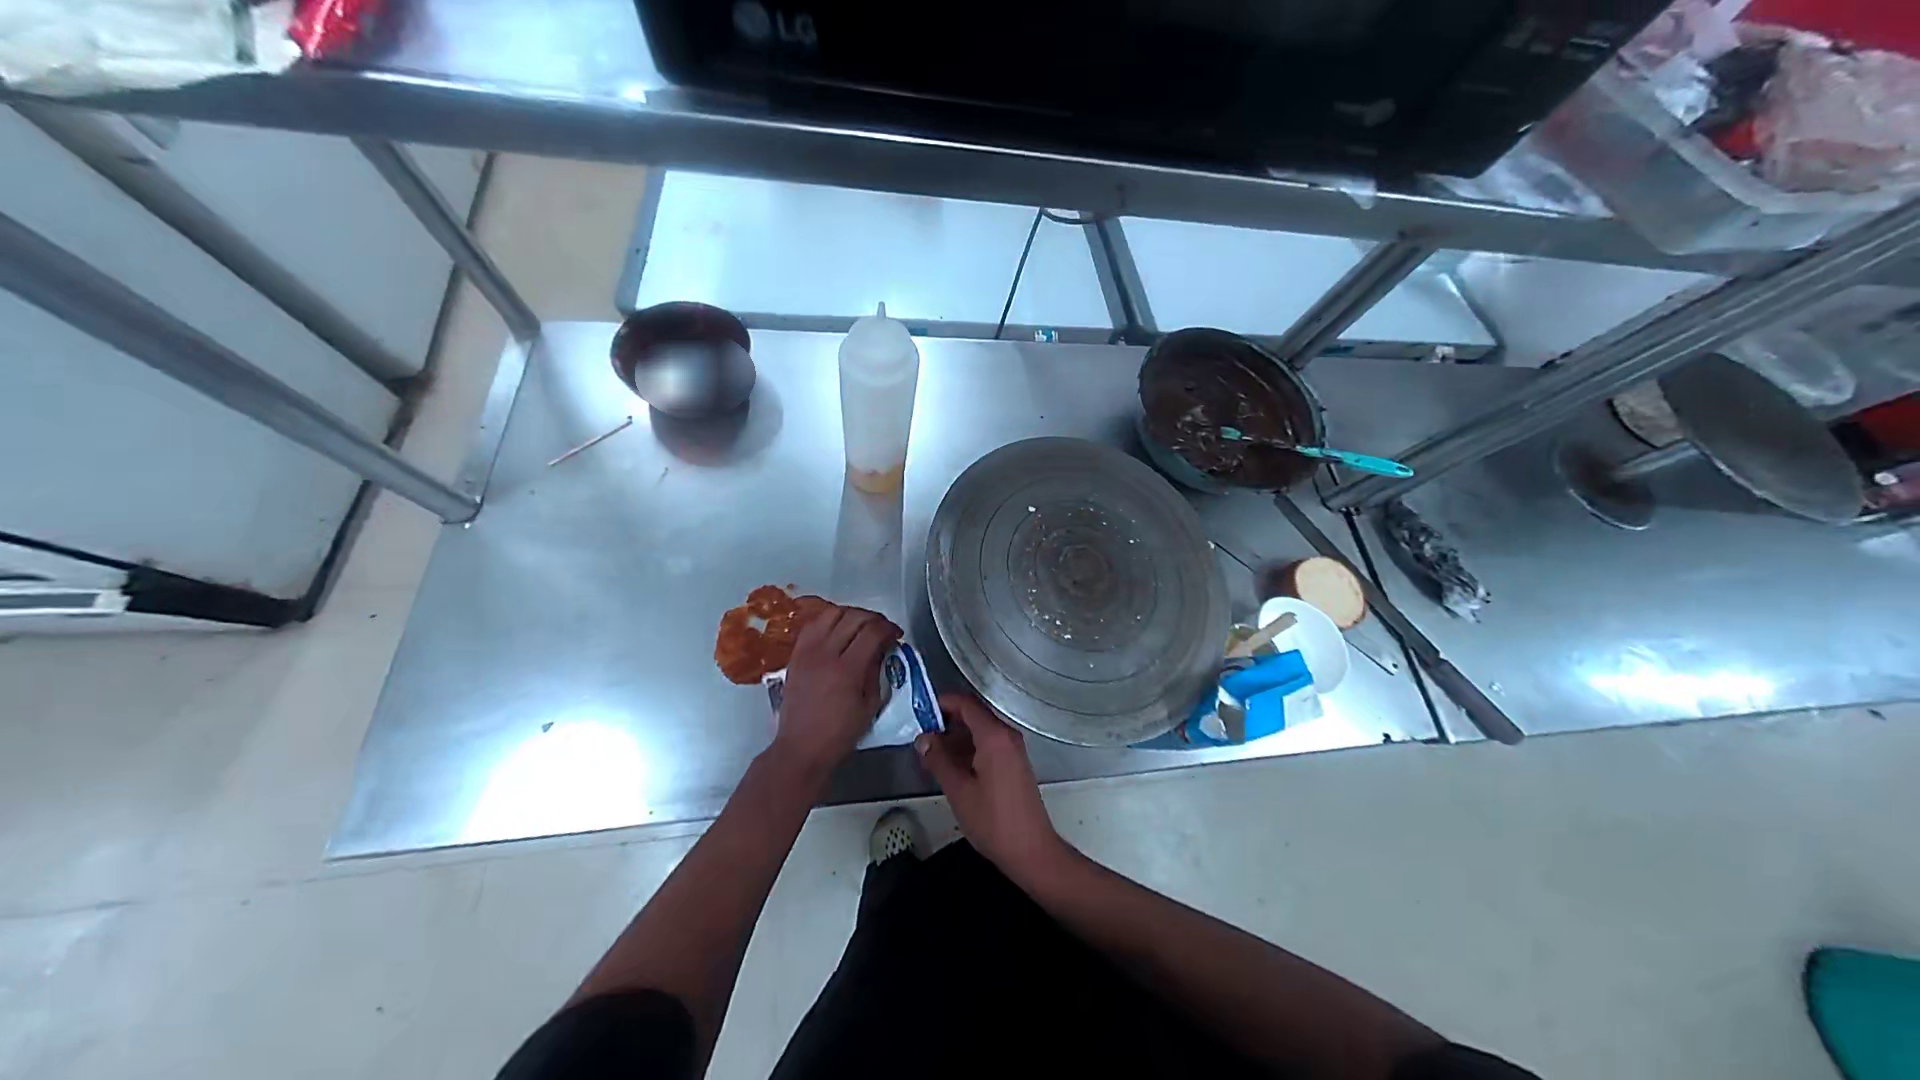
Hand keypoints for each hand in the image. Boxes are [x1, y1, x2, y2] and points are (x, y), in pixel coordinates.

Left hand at [767, 605, 900, 780]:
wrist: (801, 746)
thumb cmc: (840, 733)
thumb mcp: (870, 705)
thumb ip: (877, 671)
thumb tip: (882, 649)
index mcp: (847, 670)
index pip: (872, 632)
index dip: (889, 628)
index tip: (896, 634)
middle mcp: (826, 654)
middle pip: (853, 617)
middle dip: (874, 619)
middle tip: (882, 629)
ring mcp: (807, 652)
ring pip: (831, 614)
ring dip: (851, 614)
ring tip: (861, 626)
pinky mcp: (795, 654)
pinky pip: (813, 625)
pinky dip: (828, 621)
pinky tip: (838, 630)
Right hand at [916, 694, 1071, 884]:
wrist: (1031, 851)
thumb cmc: (994, 821)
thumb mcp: (958, 790)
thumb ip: (938, 760)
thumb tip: (923, 740)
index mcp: (994, 737)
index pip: (966, 704)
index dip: (942, 703)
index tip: (920, 712)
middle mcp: (1007, 737)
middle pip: (973, 716)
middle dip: (946, 723)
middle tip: (921, 738)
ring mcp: (1013, 751)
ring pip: (979, 733)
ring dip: (955, 739)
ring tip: (930, 756)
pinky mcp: (1014, 765)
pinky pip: (988, 746)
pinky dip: (968, 751)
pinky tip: (950, 768)